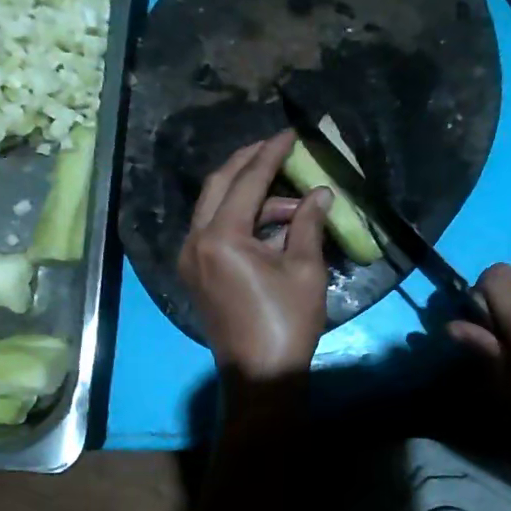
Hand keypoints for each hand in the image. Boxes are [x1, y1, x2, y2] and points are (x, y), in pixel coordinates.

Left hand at [179, 132, 333, 381]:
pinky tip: (271, 224)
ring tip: (293, 203)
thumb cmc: (287, 322)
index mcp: (220, 237)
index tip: (290, 134)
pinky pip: (213, 231)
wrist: (259, 376)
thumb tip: (320, 192)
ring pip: (214, 209)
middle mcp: (195, 242)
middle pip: (218, 186)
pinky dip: (239, 220)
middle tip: (275, 148)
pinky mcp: (195, 274)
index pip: (246, 182)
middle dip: (247, 163)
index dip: (270, 154)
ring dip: (248, 197)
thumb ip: (308, 223)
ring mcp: (190, 259)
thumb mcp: (305, 269)